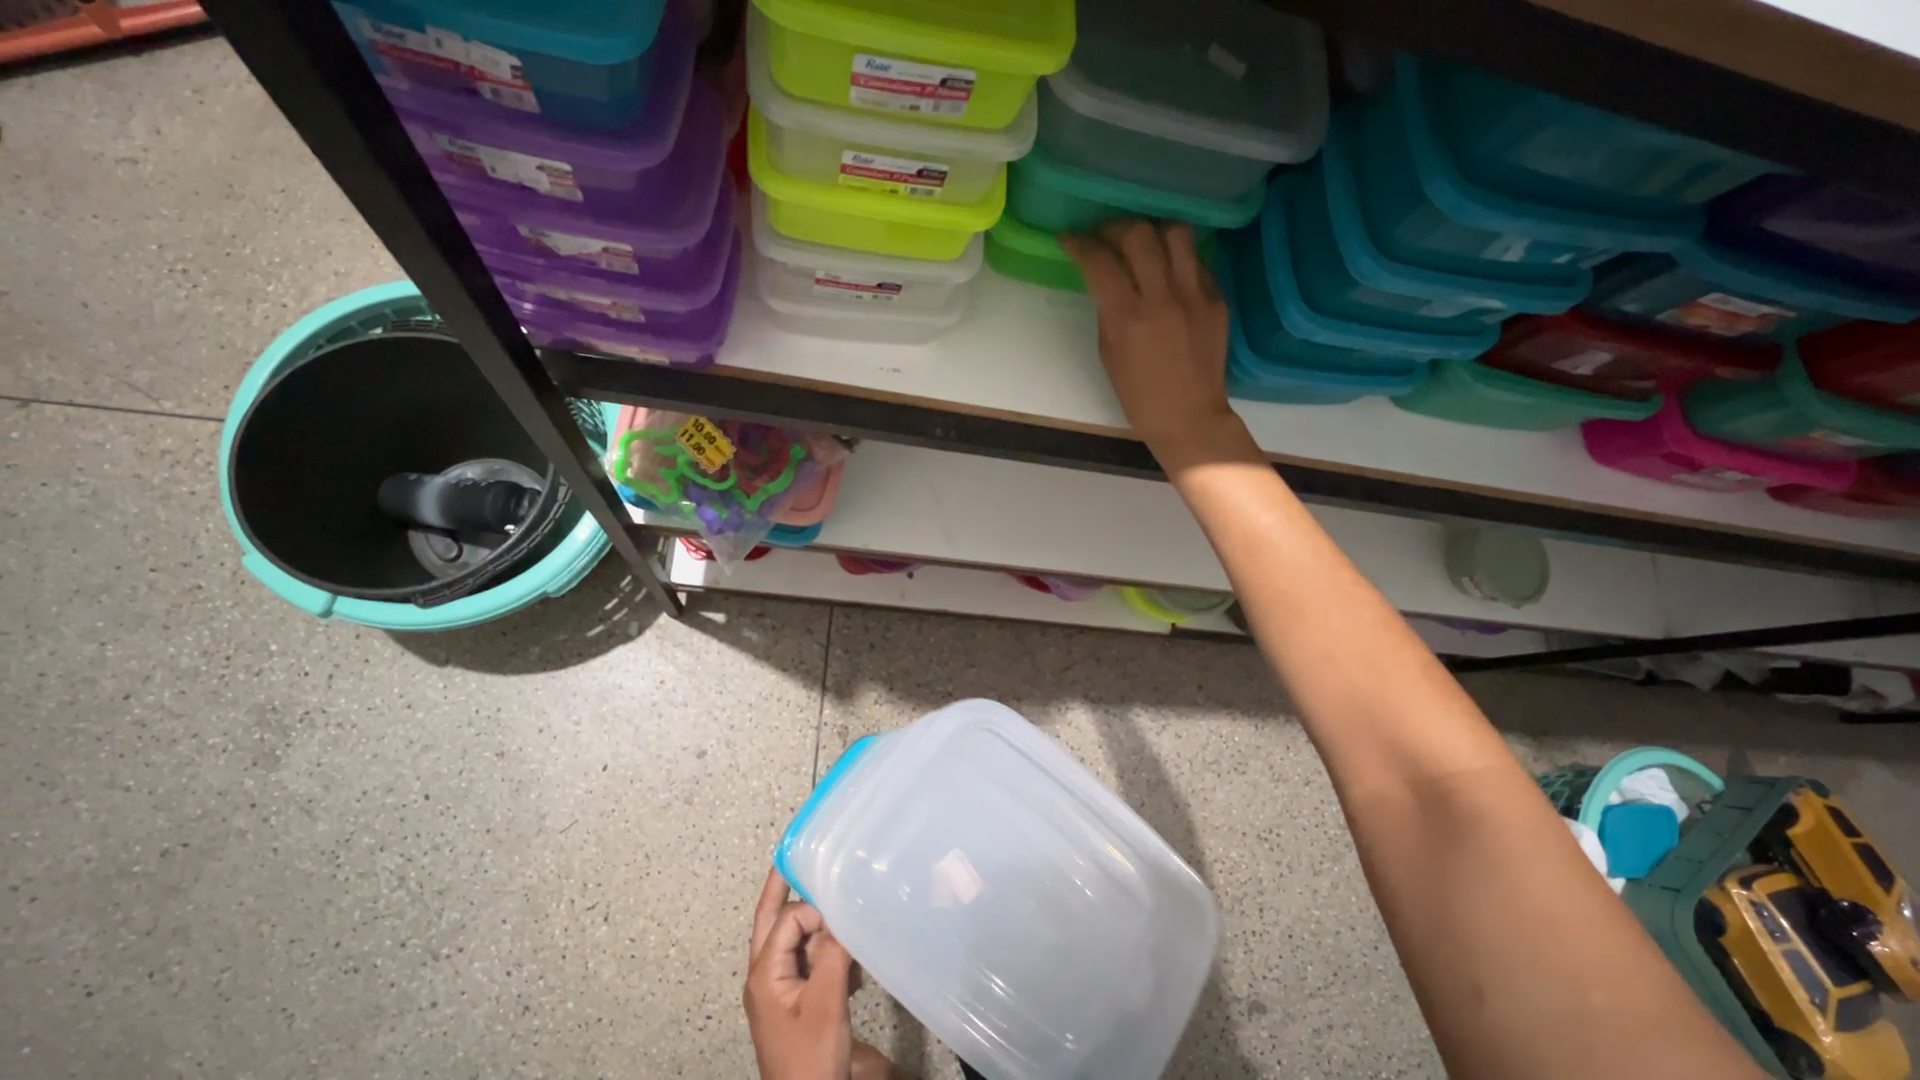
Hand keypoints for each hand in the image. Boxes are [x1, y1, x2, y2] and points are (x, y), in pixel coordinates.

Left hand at [744, 868, 853, 1079]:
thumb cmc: (811, 1057)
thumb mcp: (827, 1004)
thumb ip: (834, 954)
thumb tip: (842, 911)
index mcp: (765, 973)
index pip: (787, 920)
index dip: (815, 911)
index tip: (844, 912)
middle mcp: (766, 975)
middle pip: (775, 921)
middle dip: (788, 890)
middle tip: (801, 857)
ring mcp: (779, 990)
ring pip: (795, 942)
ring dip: (819, 932)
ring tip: (849, 930)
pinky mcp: (795, 1002)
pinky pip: (809, 964)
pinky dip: (829, 957)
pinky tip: (854, 969)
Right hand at [1061, 221, 1246, 473]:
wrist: (1190, 416)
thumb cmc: (1139, 395)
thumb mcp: (1109, 352)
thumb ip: (1107, 309)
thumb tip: (1105, 277)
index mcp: (1128, 317)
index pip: (1100, 261)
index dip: (1080, 243)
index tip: (1071, 239)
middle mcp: (1162, 297)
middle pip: (1138, 234)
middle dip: (1115, 228)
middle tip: (1105, 237)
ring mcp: (1194, 295)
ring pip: (1175, 233)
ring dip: (1153, 231)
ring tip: (1143, 242)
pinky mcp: (1216, 298)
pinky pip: (1195, 260)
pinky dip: (1177, 257)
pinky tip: (1168, 269)